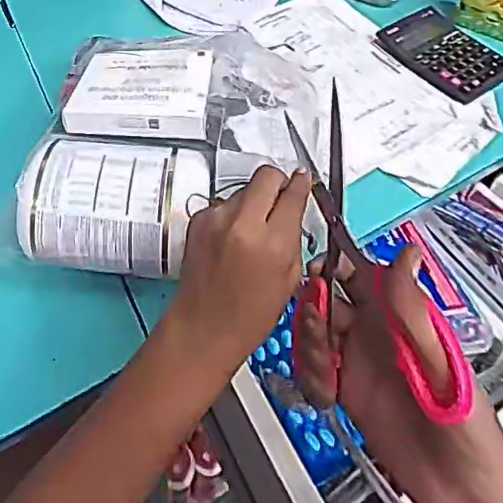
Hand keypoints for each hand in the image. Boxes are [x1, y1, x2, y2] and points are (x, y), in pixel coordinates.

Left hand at [163, 165, 310, 368]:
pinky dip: (232, 214)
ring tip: (253, 231)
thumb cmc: (249, 315)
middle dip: (277, 182)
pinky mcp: (198, 219)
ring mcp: (216, 218)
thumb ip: (293, 237)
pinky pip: (224, 203)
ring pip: (244, 188)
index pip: (293, 193)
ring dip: (254, 201)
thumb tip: (294, 205)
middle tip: (281, 197)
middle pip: (266, 176)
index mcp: (272, 242)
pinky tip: (232, 238)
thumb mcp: (288, 279)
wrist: (203, 326)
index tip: (304, 179)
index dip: (302, 183)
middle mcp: (242, 223)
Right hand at [292, 238, 502, 502]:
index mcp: (404, 320)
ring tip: (327, 372)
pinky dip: (311, 377)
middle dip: (313, 308)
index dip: (335, 266)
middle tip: (317, 331)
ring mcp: (362, 363)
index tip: (317, 270)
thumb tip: (407, 254)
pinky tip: (327, 394)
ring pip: (317, 333)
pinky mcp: (349, 392)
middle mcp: (380, 336)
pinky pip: (315, 369)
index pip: (361, 274)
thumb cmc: (469, 431)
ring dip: (310, 345)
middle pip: (330, 301)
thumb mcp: (441, 365)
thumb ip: (414, 310)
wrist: (466, 497)